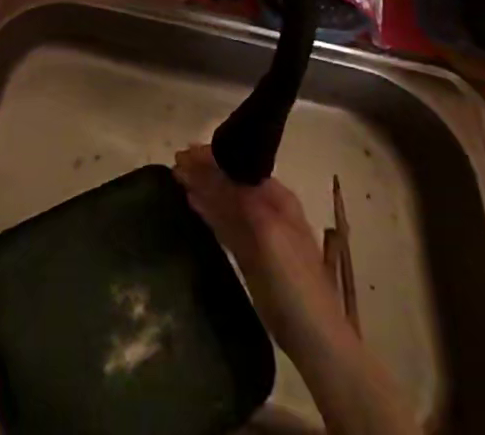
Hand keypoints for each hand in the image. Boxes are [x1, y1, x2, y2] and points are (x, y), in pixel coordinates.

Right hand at [172, 145, 349, 354]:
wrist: (310, 333)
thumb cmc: (293, 278)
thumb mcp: (269, 231)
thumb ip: (241, 199)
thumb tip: (212, 170)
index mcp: (278, 199)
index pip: (241, 167)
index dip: (214, 158)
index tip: (185, 152)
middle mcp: (268, 210)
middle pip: (231, 183)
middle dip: (205, 170)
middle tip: (174, 162)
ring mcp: (258, 234)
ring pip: (225, 203)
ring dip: (203, 188)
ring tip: (176, 178)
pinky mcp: (248, 255)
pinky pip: (224, 225)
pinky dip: (208, 212)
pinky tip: (191, 204)